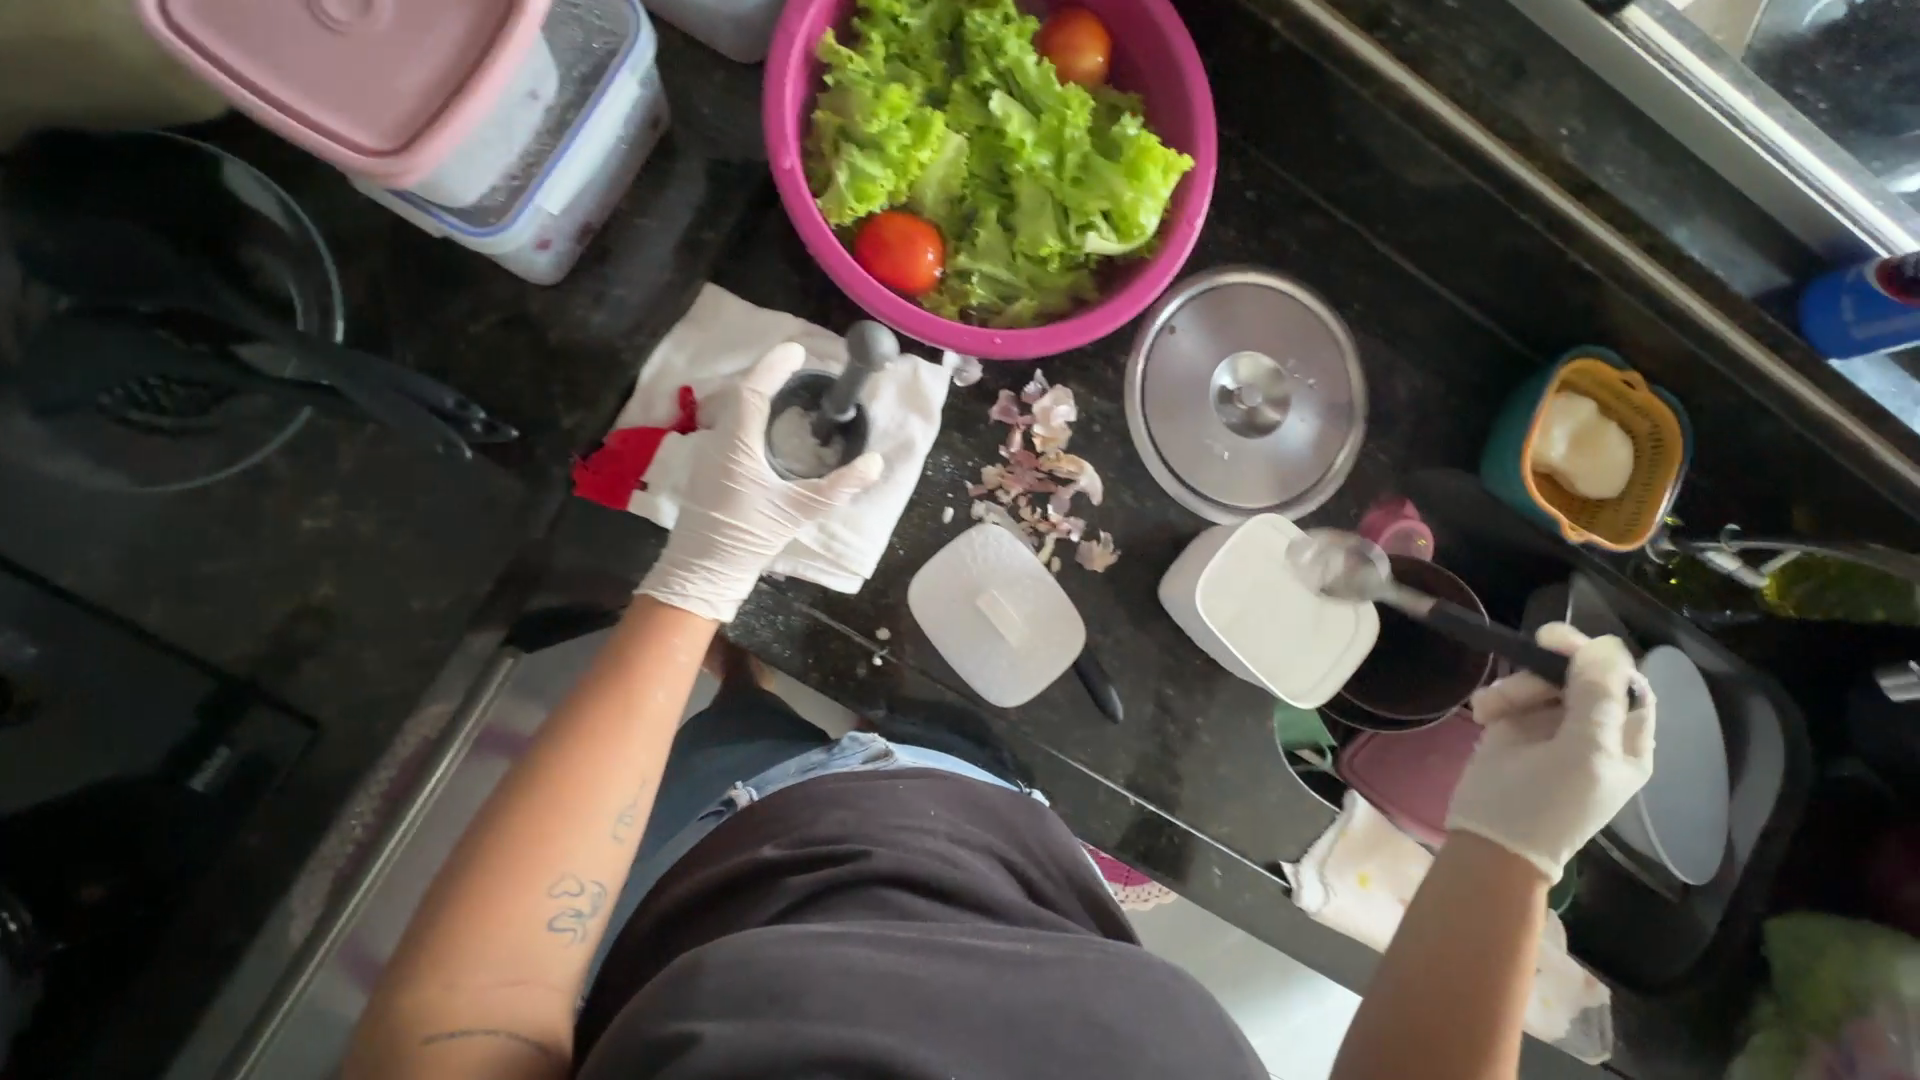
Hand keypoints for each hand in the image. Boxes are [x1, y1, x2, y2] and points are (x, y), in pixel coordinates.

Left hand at [638, 343, 883, 622]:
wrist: (701, 572)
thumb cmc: (746, 537)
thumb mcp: (797, 511)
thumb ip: (838, 487)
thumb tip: (876, 464)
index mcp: (736, 444)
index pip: (753, 390)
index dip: (774, 366)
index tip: (797, 351)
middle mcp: (718, 442)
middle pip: (742, 397)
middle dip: (769, 378)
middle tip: (799, 372)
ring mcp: (709, 458)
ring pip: (734, 415)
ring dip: (760, 400)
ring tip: (789, 397)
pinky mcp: (709, 473)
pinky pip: (732, 432)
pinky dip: (753, 421)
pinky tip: (770, 434)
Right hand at [1445, 623, 1655, 883]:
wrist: (1491, 840)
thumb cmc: (1546, 803)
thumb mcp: (1581, 752)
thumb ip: (1596, 698)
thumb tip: (1606, 646)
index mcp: (1624, 743)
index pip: (1624, 685)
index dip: (1598, 659)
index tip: (1559, 640)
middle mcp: (1592, 733)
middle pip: (1577, 679)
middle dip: (1547, 670)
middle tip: (1526, 648)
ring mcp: (1550, 732)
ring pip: (1538, 684)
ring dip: (1513, 687)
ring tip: (1490, 708)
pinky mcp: (1513, 732)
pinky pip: (1508, 698)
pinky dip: (1495, 699)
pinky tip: (1483, 714)